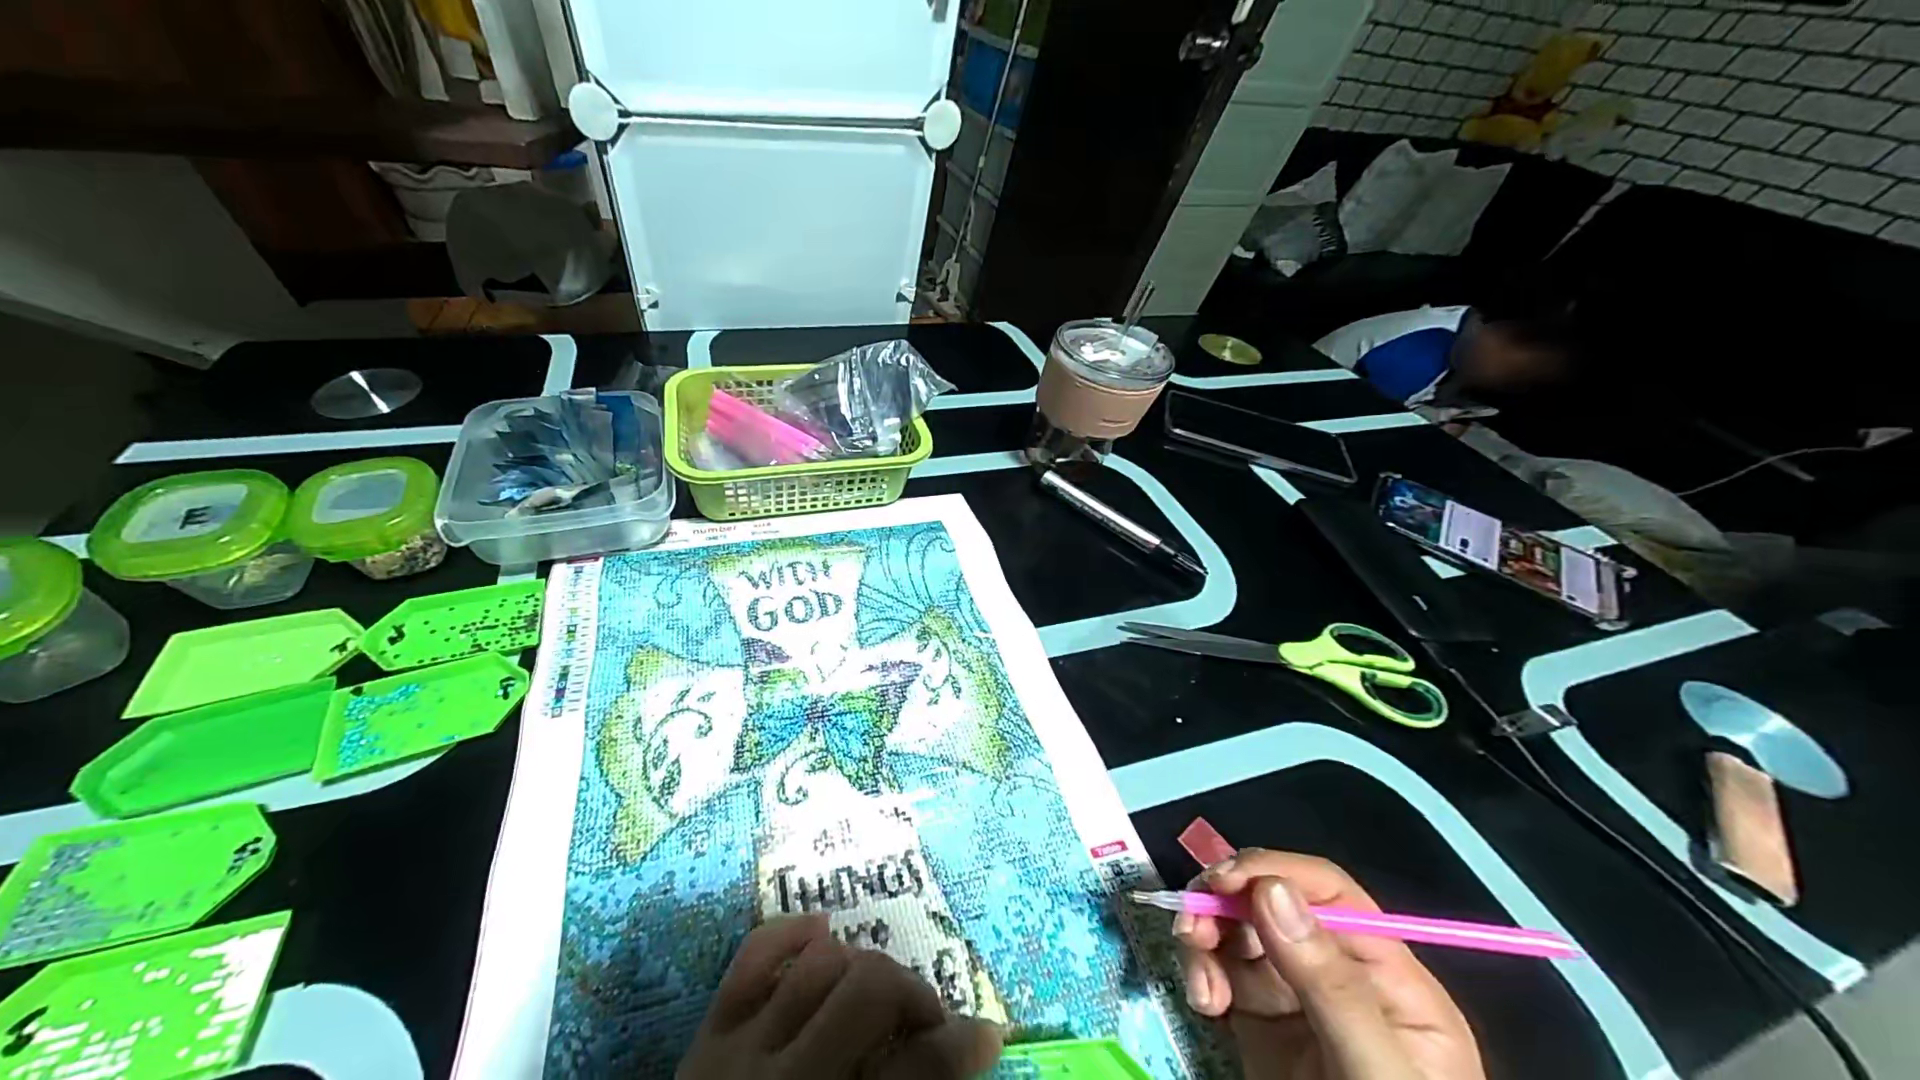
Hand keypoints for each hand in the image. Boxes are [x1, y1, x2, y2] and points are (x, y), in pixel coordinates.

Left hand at [678, 914, 1002, 1079]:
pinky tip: (821, 934)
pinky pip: (755, 953)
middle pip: (871, 989)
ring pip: (822, 963)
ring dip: (859, 970)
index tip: (987, 1034)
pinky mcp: (707, 1032)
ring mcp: (741, 1051)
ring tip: (869, 996)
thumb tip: (960, 1057)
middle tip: (922, 1020)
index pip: (920, 1070)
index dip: (964, 1045)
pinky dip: (793, 933)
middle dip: (911, 994)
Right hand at [1174, 850, 1483, 1079]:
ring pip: (1239, 933)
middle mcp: (1338, 976)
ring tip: (1199, 983)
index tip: (1221, 881)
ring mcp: (1295, 999)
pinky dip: (1203, 973)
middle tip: (1191, 928)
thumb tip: (1272, 890)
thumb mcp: (1376, 1074)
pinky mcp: (1259, 1023)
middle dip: (1225, 906)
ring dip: (1206, 939)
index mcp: (1388, 980)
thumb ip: (1331, 984)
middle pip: (1272, 904)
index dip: (1274, 872)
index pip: (1331, 894)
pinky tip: (1204, 1002)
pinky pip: (1223, 972)